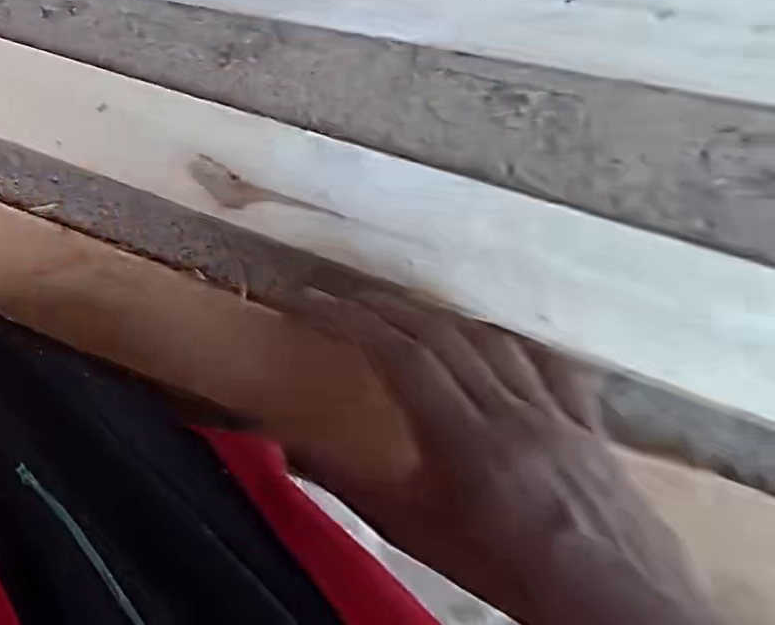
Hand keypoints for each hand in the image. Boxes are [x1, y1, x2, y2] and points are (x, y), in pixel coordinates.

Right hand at [299, 294, 719, 624]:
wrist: (619, 615)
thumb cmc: (498, 566)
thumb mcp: (404, 526)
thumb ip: (336, 477)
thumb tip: (269, 441)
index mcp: (462, 435)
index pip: (397, 351)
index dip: (346, 316)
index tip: (307, 300)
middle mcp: (511, 414)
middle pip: (439, 334)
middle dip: (382, 306)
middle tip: (342, 298)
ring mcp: (558, 418)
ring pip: (492, 340)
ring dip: (437, 315)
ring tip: (403, 311)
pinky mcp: (592, 429)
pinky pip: (553, 366)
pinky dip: (509, 340)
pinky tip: (485, 337)